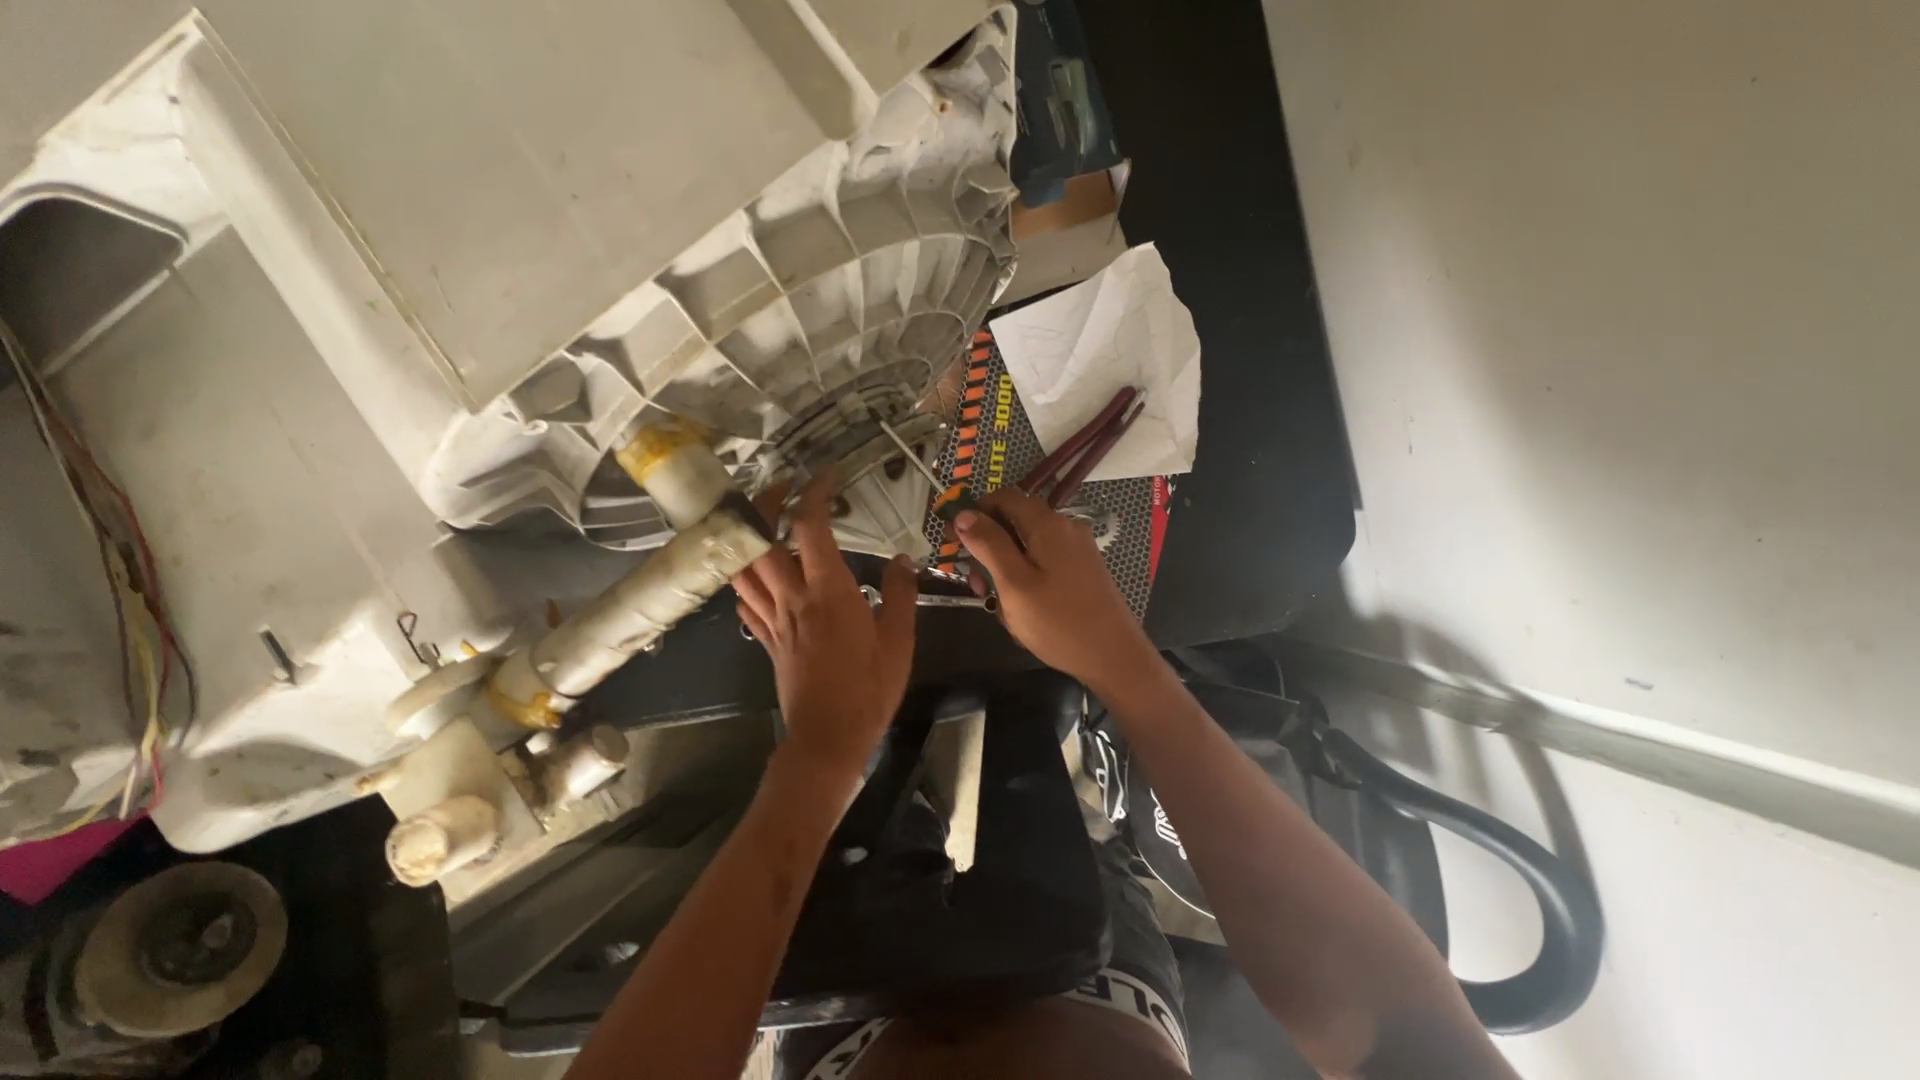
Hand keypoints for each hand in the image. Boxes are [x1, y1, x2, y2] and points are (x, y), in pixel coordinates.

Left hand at [734, 475, 918, 781]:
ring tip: (761, 520)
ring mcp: (773, 618)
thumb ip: (899, 594)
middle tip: (781, 488)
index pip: (811, 527)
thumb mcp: (899, 641)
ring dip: (746, 536)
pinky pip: (744, 601)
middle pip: (760, 538)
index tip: (827, 478)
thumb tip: (902, 559)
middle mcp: (793, 597)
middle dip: (764, 504)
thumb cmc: (868, 690)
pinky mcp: (765, 639)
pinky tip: (757, 574)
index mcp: (828, 591)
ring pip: (743, 566)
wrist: (829, 737)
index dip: (814, 493)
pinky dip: (745, 578)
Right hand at [954, 487, 1158, 689]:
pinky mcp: (1083, 570)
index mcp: (1048, 524)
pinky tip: (1023, 614)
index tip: (953, 540)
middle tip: (977, 588)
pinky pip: (1043, 565)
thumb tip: (964, 513)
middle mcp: (1065, 528)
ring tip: (1003, 610)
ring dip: (1005, 573)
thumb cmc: (1058, 622)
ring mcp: (1077, 550)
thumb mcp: (1013, 583)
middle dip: (989, 551)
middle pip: (1014, 523)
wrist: (1114, 657)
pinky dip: (1026, 583)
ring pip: (1027, 549)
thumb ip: (988, 544)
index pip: (1003, 497)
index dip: (974, 512)